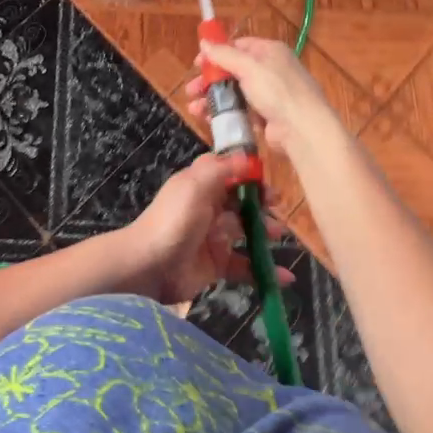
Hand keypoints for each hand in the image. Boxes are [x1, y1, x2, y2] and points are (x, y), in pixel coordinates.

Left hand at [121, 152, 292, 303]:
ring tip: (279, 234)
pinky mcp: (216, 264)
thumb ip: (223, 169)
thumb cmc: (175, 220)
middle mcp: (208, 207)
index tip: (269, 179)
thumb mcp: (196, 186)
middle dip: (261, 203)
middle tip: (278, 207)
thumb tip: (247, 155)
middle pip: (240, 201)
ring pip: (245, 231)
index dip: (249, 173)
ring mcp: (213, 236)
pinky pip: (245, 265)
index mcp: (200, 184)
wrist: (149, 266)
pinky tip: (284, 276)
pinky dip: (263, 271)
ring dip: (264, 232)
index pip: (229, 171)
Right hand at [183, 37, 340, 156]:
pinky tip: (208, 119)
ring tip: (195, 109)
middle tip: (191, 90)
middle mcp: (269, 70)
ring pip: (234, 92)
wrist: (302, 129)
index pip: (238, 46)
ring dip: (212, 99)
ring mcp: (268, 94)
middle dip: (209, 81)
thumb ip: (224, 55)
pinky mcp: (266, 116)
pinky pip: (240, 111)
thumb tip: (204, 42)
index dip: (216, 54)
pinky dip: (224, 113)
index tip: (197, 64)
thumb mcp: (249, 67)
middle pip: (232, 71)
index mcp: (269, 51)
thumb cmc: (276, 90)